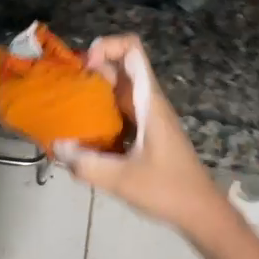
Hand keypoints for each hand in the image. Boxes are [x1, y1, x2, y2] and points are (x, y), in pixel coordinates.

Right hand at [54, 35, 228, 235]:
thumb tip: (57, 146)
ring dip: (93, 94)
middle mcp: (147, 101)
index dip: (107, 45)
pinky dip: (100, 115)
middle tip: (64, 89)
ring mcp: (147, 117)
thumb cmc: (168, 190)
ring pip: (117, 91)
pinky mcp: (145, 134)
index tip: (85, 66)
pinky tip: (82, 138)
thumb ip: (87, 163)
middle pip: (120, 68)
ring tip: (67, 110)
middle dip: (91, 71)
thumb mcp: (123, 179)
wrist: (201, 213)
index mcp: (148, 100)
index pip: (132, 49)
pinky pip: (119, 112)